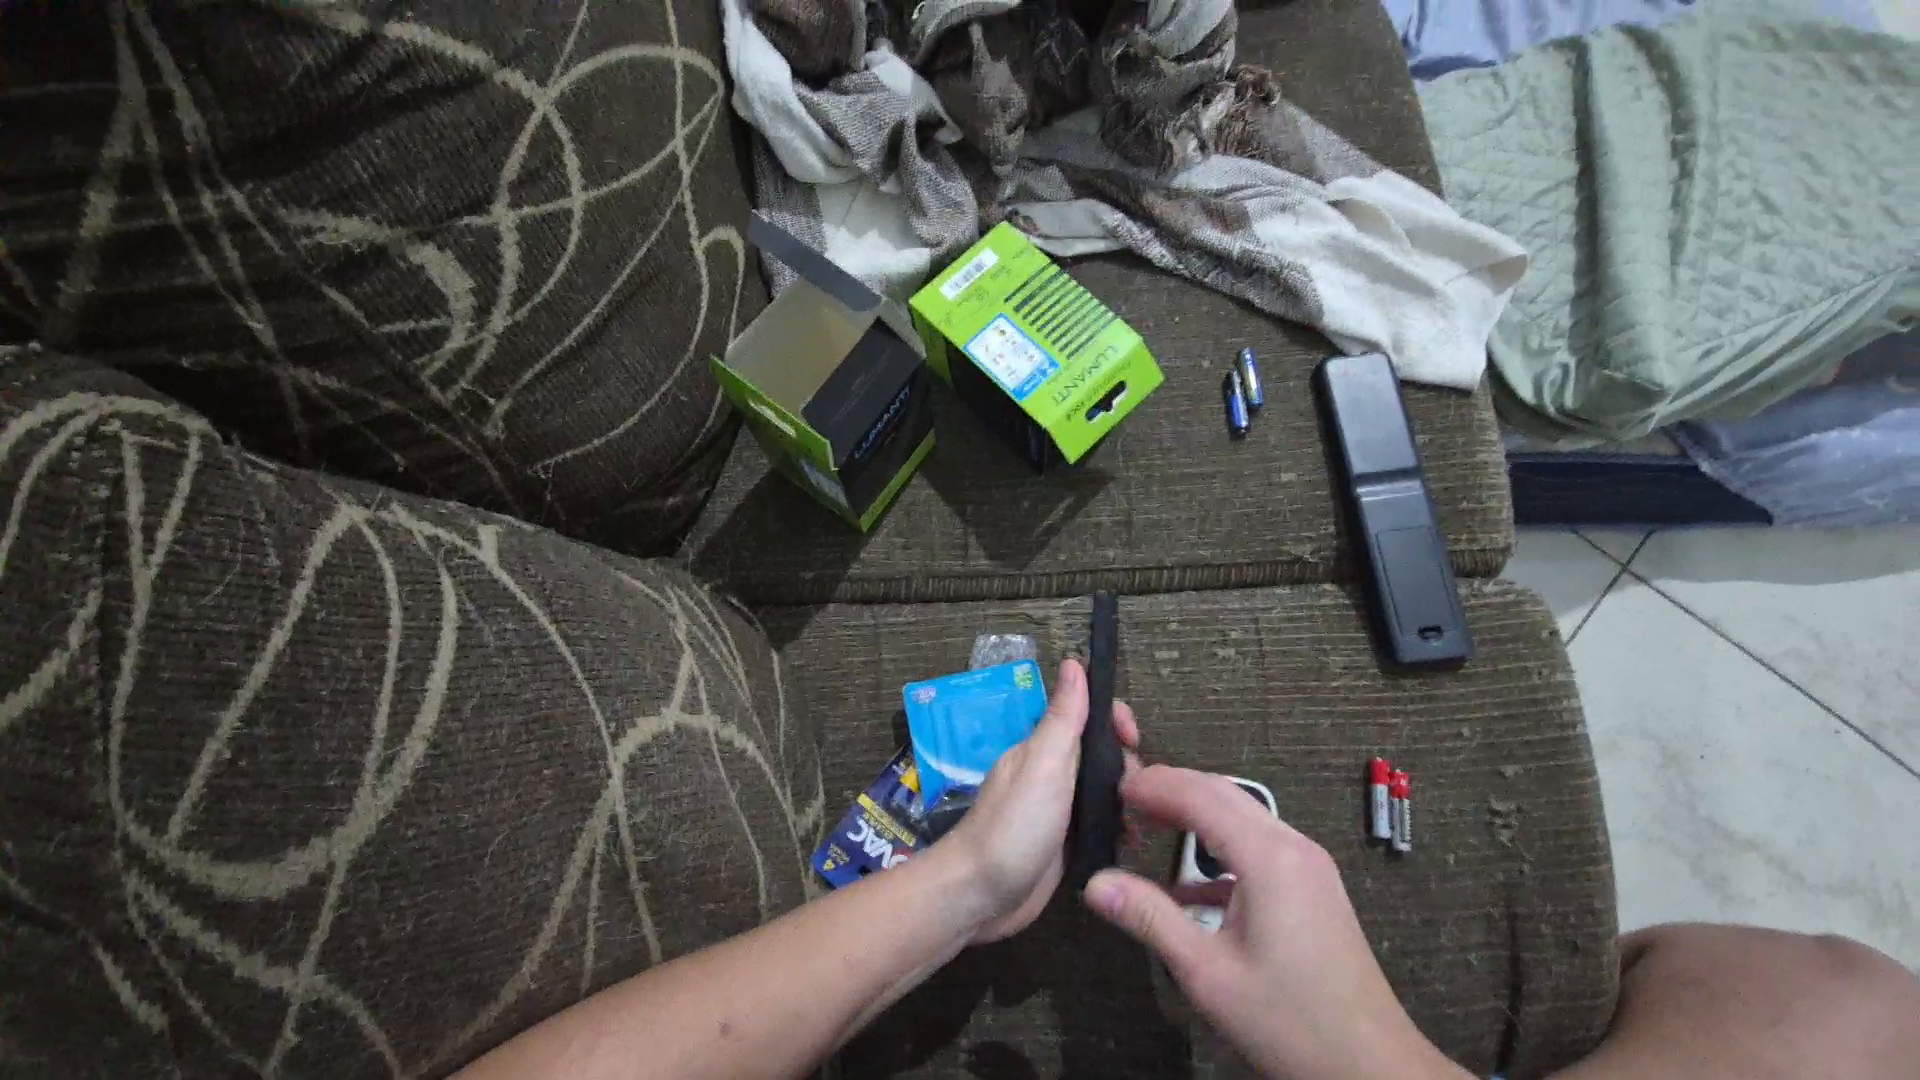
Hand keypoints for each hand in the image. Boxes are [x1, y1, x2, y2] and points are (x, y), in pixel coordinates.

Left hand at [934, 658, 1140, 943]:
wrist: (981, 896)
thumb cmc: (1013, 826)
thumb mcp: (1043, 766)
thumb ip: (1062, 719)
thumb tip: (1074, 662)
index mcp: (1043, 747)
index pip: (1086, 714)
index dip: (1114, 718)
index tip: (1135, 739)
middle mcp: (1051, 772)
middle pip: (1100, 752)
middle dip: (1127, 765)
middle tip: (1141, 793)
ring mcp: (1057, 809)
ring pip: (1102, 790)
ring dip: (1127, 800)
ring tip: (1143, 822)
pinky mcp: (1062, 843)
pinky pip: (1097, 824)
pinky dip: (1117, 829)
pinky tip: (1131, 843)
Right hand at [1081, 767, 1470, 1079]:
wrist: (1375, 1071)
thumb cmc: (1289, 1023)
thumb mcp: (1207, 974)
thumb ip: (1150, 918)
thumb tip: (1094, 883)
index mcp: (1268, 858)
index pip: (1201, 795)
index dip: (1155, 786)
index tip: (1114, 788)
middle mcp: (1292, 846)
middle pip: (1223, 792)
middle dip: (1172, 788)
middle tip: (1124, 799)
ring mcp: (1309, 864)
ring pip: (1242, 814)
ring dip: (1195, 811)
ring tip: (1148, 824)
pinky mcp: (1313, 886)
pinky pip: (1258, 845)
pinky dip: (1219, 846)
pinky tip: (1189, 885)